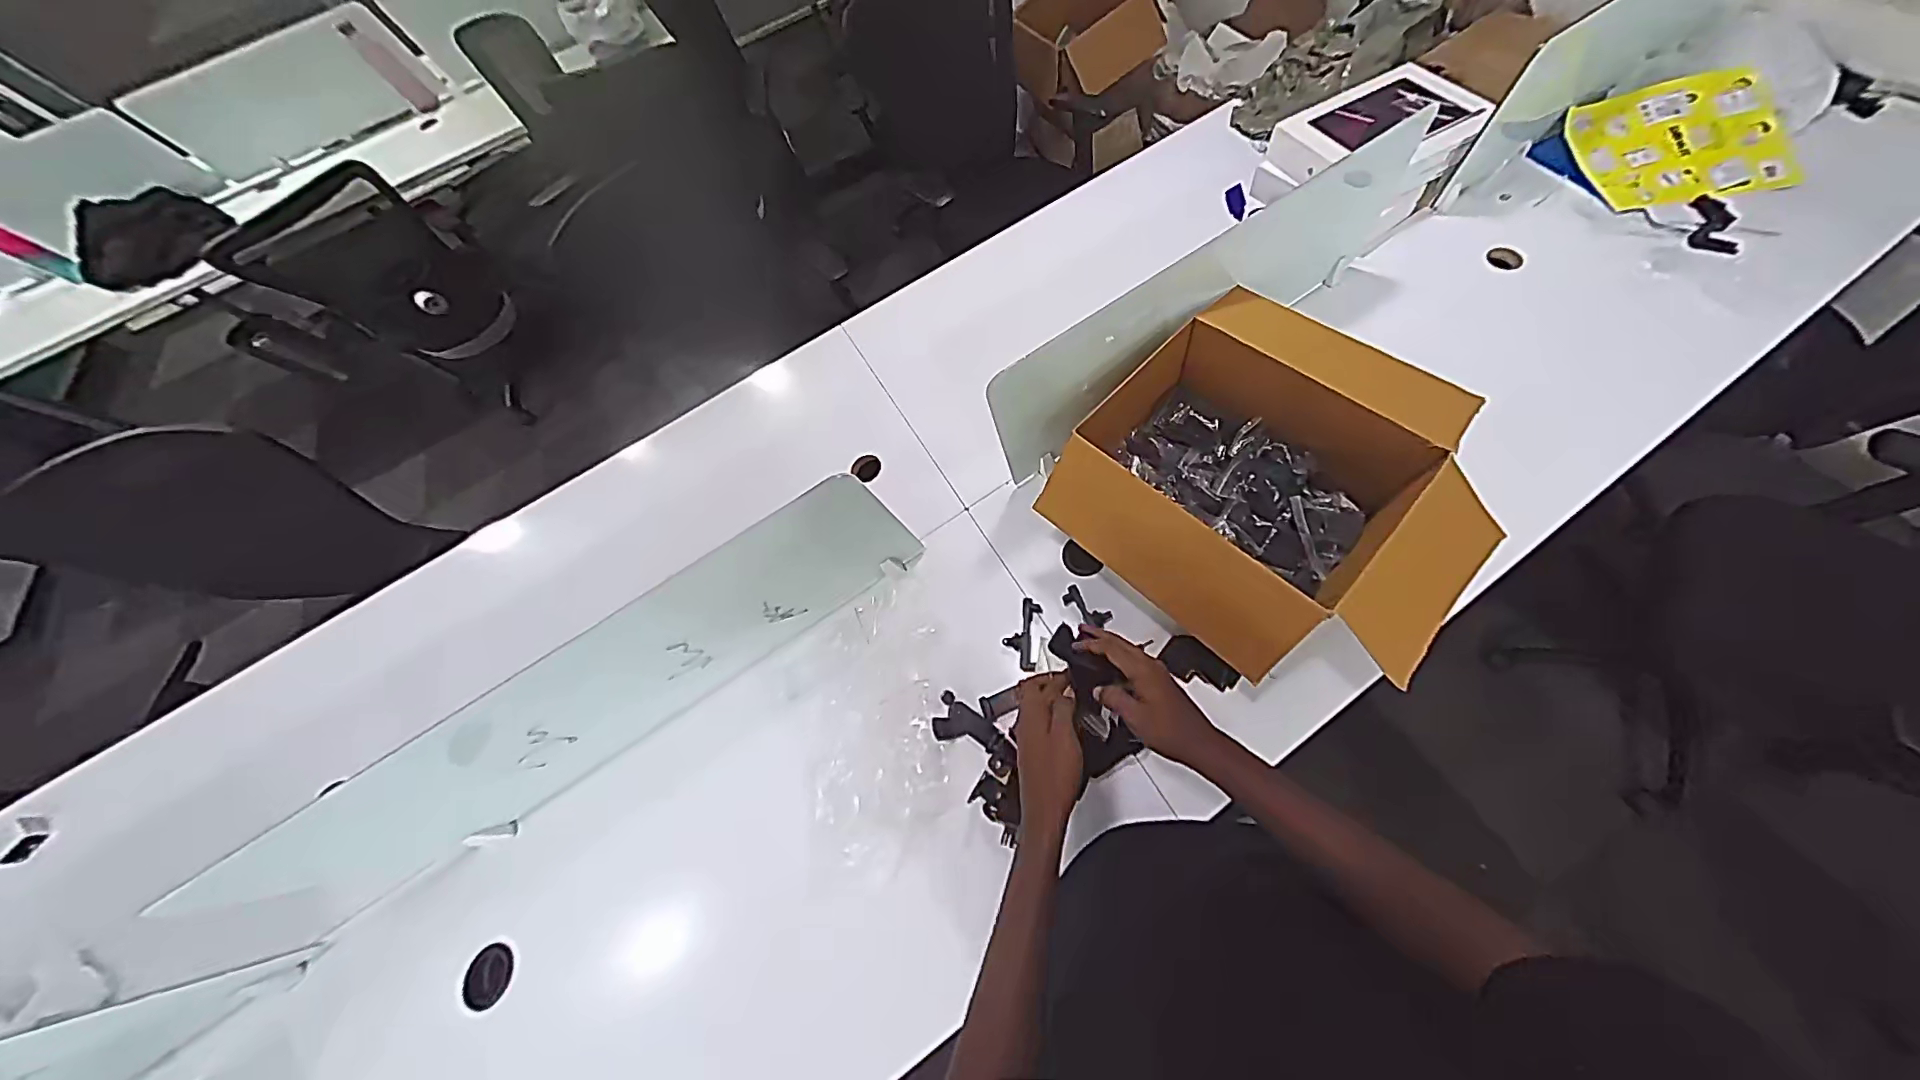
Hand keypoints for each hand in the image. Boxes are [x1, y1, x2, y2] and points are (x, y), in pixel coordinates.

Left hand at [1012, 672, 1082, 840]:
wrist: (1045, 810)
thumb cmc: (1054, 779)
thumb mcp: (1066, 736)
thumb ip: (1064, 709)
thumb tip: (1066, 691)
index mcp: (1030, 717)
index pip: (1036, 684)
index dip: (1055, 675)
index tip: (1070, 674)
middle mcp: (1024, 725)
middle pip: (1031, 693)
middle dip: (1049, 683)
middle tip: (1067, 681)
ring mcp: (1026, 739)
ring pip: (1035, 708)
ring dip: (1051, 700)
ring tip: (1070, 699)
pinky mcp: (1032, 751)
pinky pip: (1040, 724)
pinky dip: (1052, 717)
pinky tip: (1066, 724)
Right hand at [1076, 626, 1229, 769]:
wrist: (1198, 742)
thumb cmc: (1173, 731)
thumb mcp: (1134, 717)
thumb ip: (1113, 699)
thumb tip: (1100, 690)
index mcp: (1144, 671)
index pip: (1113, 648)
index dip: (1092, 644)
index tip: (1077, 643)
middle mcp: (1152, 668)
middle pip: (1122, 643)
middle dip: (1101, 635)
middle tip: (1084, 630)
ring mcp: (1158, 673)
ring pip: (1129, 650)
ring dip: (1111, 644)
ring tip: (1096, 643)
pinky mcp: (1161, 682)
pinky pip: (1136, 661)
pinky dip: (1121, 657)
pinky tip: (1116, 666)